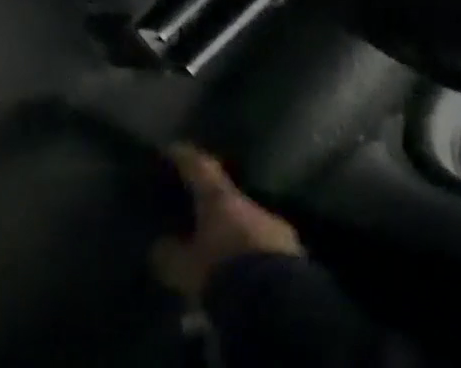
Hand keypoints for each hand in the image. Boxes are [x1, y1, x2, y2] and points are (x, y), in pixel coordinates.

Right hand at [150, 144, 303, 299]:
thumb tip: (161, 244)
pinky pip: (265, 249)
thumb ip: (168, 250)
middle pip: (226, 196)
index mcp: (220, 198)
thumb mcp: (181, 265)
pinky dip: (251, 254)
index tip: (170, 151)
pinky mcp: (299, 259)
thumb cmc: (222, 271)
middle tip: (194, 218)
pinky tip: (241, 270)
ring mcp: (279, 231)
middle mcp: (251, 206)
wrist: (283, 308)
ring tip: (219, 250)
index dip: (182, 157)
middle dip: (211, 206)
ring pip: (248, 224)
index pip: (198, 165)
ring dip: (234, 233)